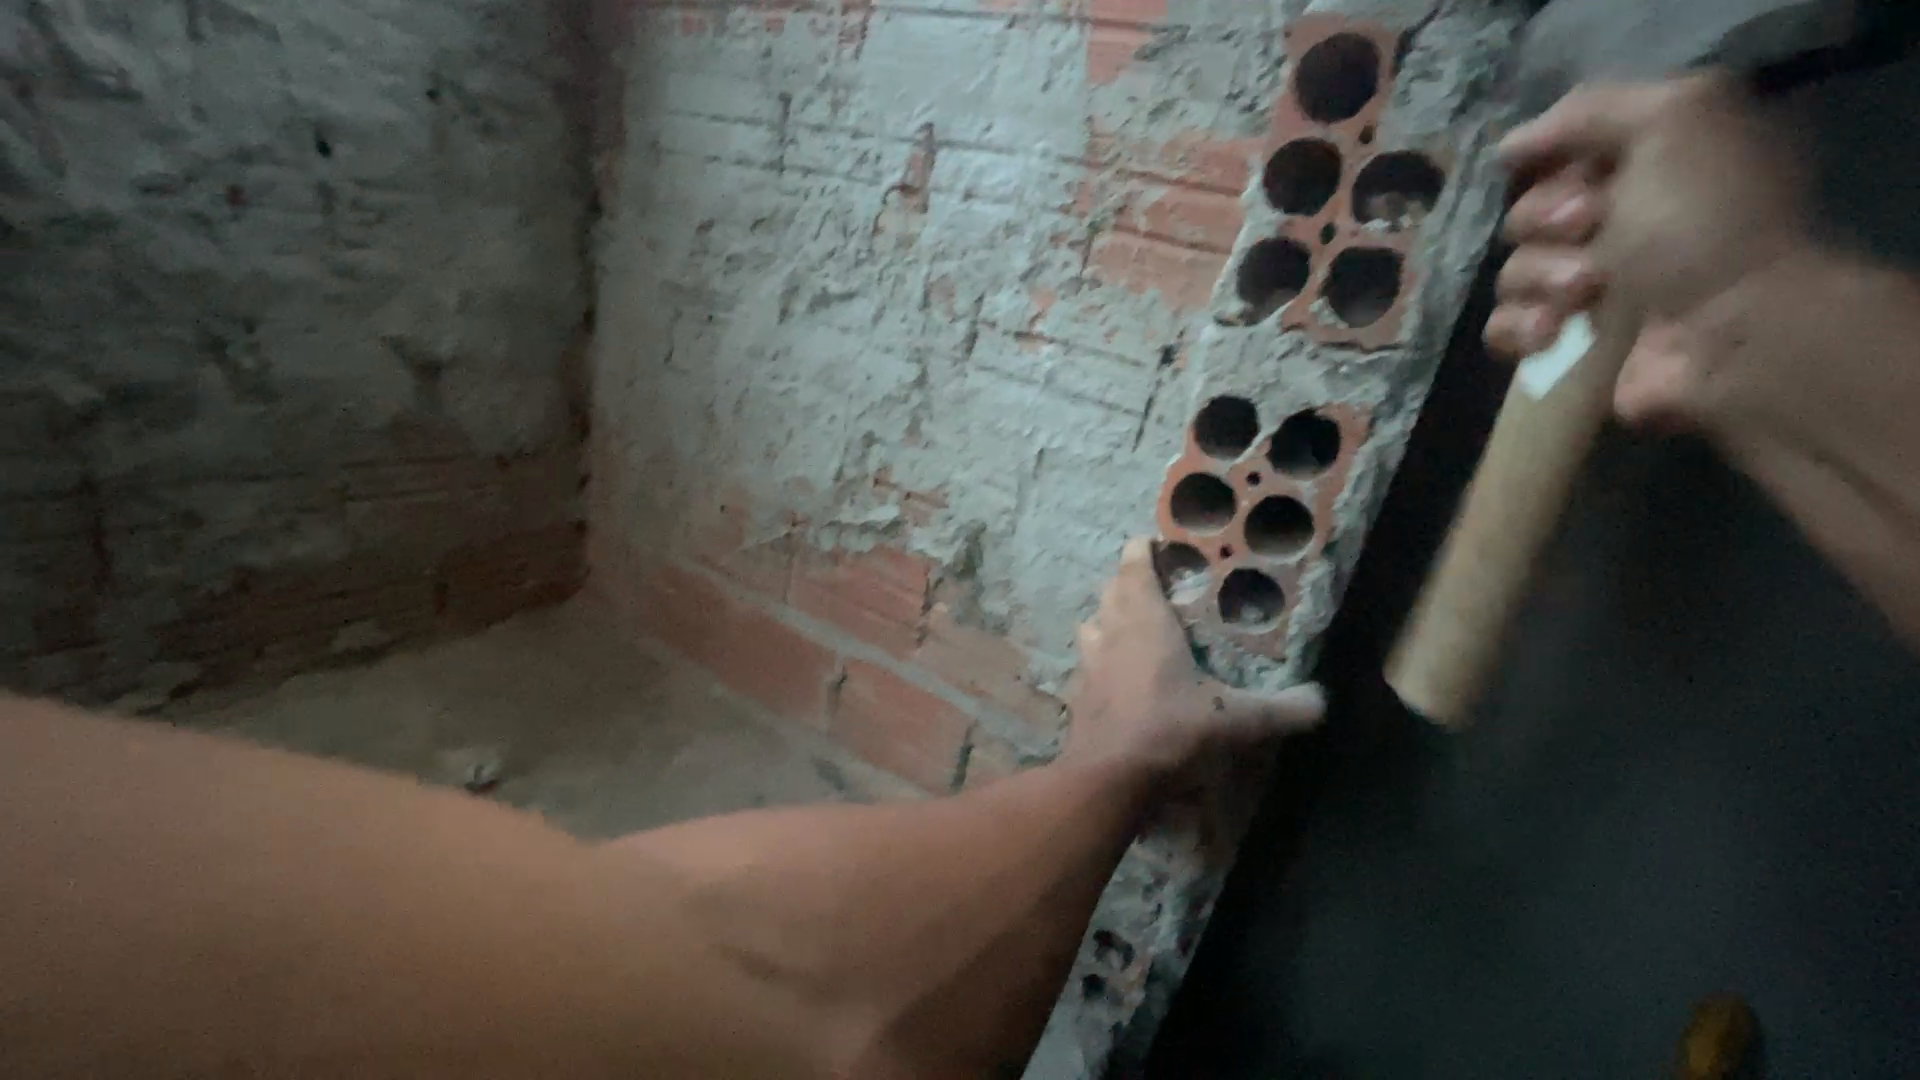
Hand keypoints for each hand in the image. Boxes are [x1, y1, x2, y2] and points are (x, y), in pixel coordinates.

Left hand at [1064, 538, 1324, 779]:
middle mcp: (1110, 633)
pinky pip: (1086, 661)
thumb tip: (1320, 701)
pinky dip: (1099, 657)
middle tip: (1155, 586)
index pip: (1134, 568)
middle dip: (1129, 582)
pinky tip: (1116, 675)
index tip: (1153, 542)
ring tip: (1134, 625)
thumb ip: (1281, 709)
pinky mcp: (1077, 693)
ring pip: (1092, 623)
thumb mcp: (1235, 721)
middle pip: (1111, 591)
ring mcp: (1087, 663)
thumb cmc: (1170, 733)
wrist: (1107, 779)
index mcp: (1145, 623)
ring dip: (1109, 617)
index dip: (1141, 551)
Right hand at [1486, 75, 1813, 427]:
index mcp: (1640, 171)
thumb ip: (1591, 109)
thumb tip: (1507, 149)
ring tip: (1585, 295)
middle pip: (1522, 217)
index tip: (1588, 181)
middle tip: (1592, 236)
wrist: (1727, 333)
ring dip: (1537, 282)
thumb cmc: (1706, 224)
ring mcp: (1583, 290)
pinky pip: (1500, 328)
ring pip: (1510, 275)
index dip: (1552, 169)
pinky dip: (1518, 329)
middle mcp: (1611, 226)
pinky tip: (1551, 333)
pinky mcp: (1561, 344)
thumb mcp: (1677, 120)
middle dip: (1544, 227)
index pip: (1553, 159)